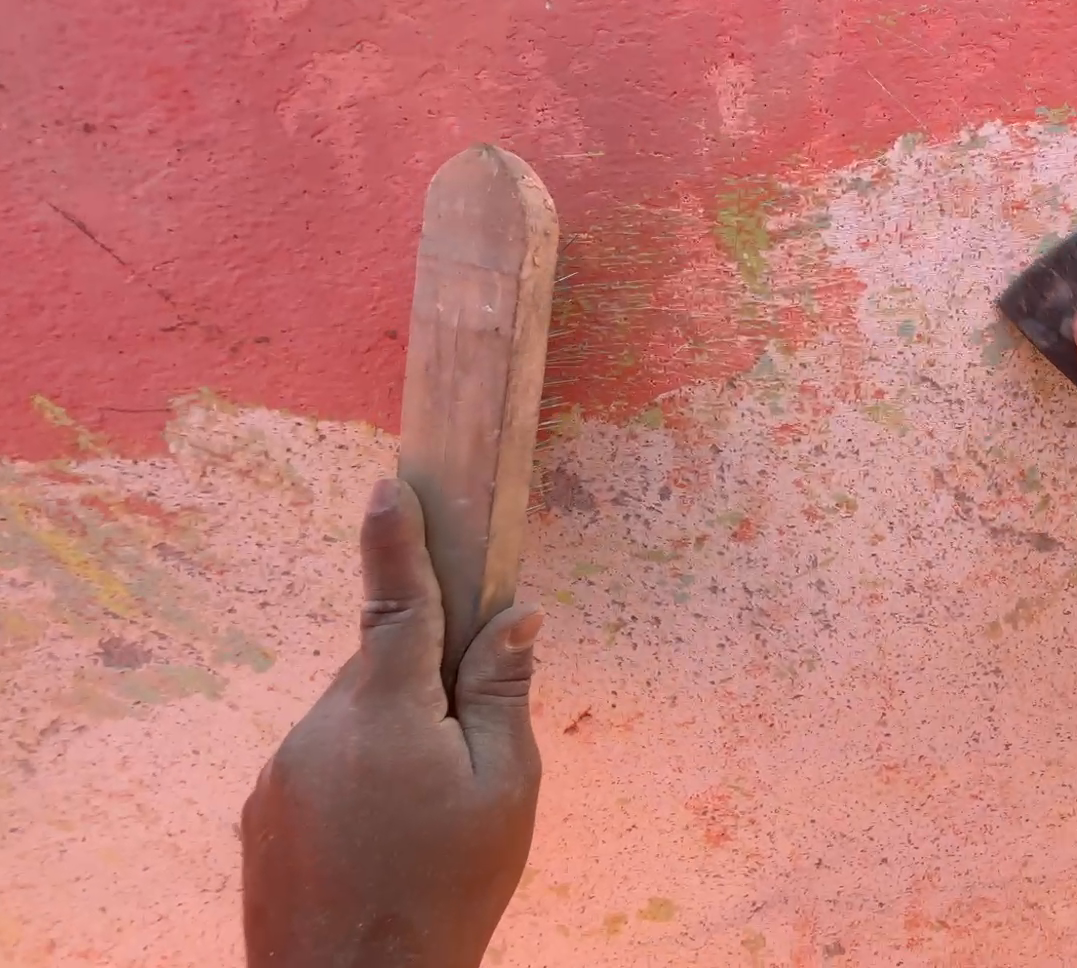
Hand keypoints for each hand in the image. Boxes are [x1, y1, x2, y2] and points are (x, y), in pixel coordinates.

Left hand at [242, 479, 542, 967]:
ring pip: (360, 705)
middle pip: (384, 659)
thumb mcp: (506, 781)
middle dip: (433, 662)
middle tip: (480, 717)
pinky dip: (375, 751)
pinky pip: (333, 747)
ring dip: (407, 715)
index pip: (395, 607)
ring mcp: (280, 774)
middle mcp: (316, 731)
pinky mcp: (267, 811)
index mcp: (382, 716)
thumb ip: (503, 690)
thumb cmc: (453, 881)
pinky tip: (401, 814)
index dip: (393, 543)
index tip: (388, 488)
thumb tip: (518, 615)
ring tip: (445, 785)